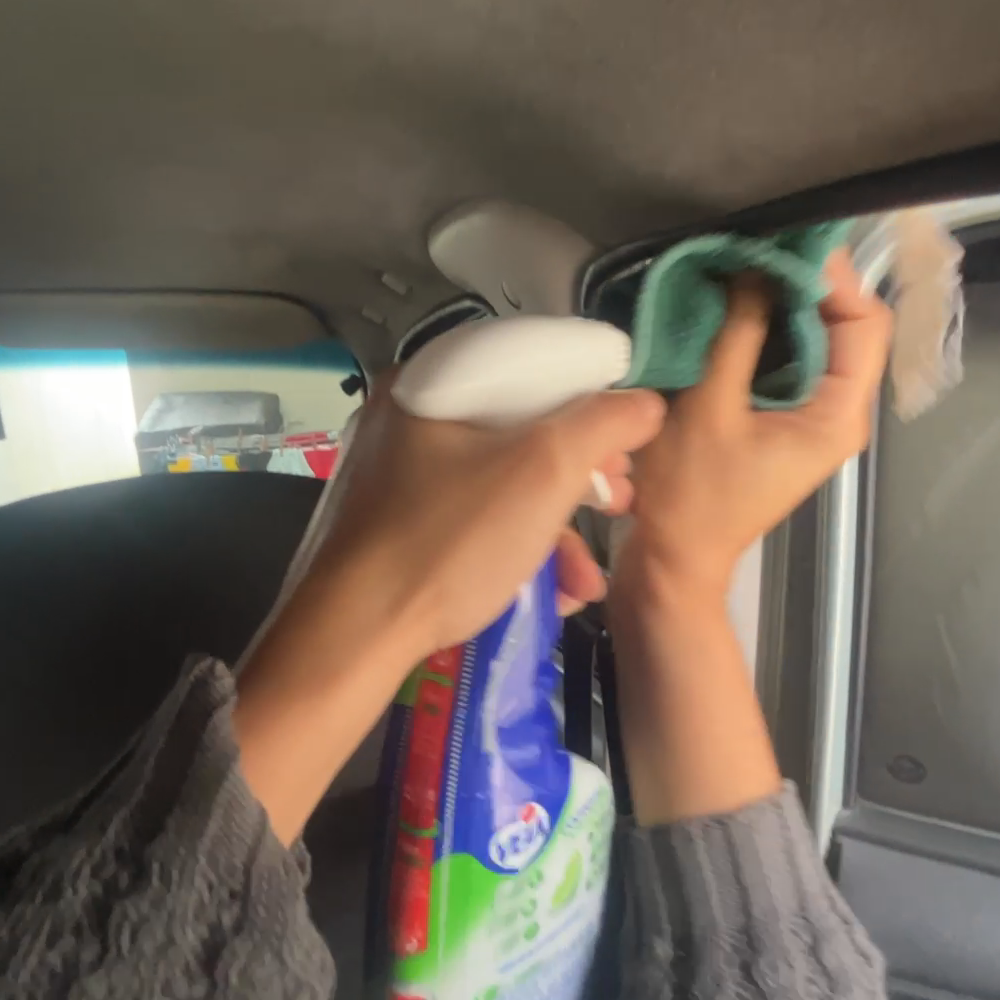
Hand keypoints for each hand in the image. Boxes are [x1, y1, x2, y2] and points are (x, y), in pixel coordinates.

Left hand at [236, 378, 663, 842]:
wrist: (353, 638)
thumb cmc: (450, 541)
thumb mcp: (542, 473)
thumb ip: (604, 424)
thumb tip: (647, 403)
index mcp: (433, 381)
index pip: (533, 362)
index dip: (593, 394)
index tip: (629, 438)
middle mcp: (412, 417)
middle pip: (520, 426)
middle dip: (581, 472)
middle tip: (618, 502)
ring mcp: (401, 473)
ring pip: (499, 478)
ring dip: (557, 524)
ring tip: (590, 574)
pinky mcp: (401, 523)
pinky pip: (473, 514)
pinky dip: (516, 543)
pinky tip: (554, 591)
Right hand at [607, 248, 890, 824]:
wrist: (672, 561)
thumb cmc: (690, 494)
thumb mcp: (708, 407)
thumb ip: (737, 335)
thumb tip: (754, 271)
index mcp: (836, 416)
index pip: (862, 323)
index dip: (829, 277)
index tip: (780, 244)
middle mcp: (835, 416)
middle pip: (842, 329)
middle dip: (800, 286)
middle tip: (751, 253)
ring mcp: (808, 422)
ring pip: (810, 345)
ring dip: (777, 308)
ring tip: (735, 274)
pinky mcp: (779, 426)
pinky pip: (782, 366)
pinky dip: (760, 337)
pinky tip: (726, 317)